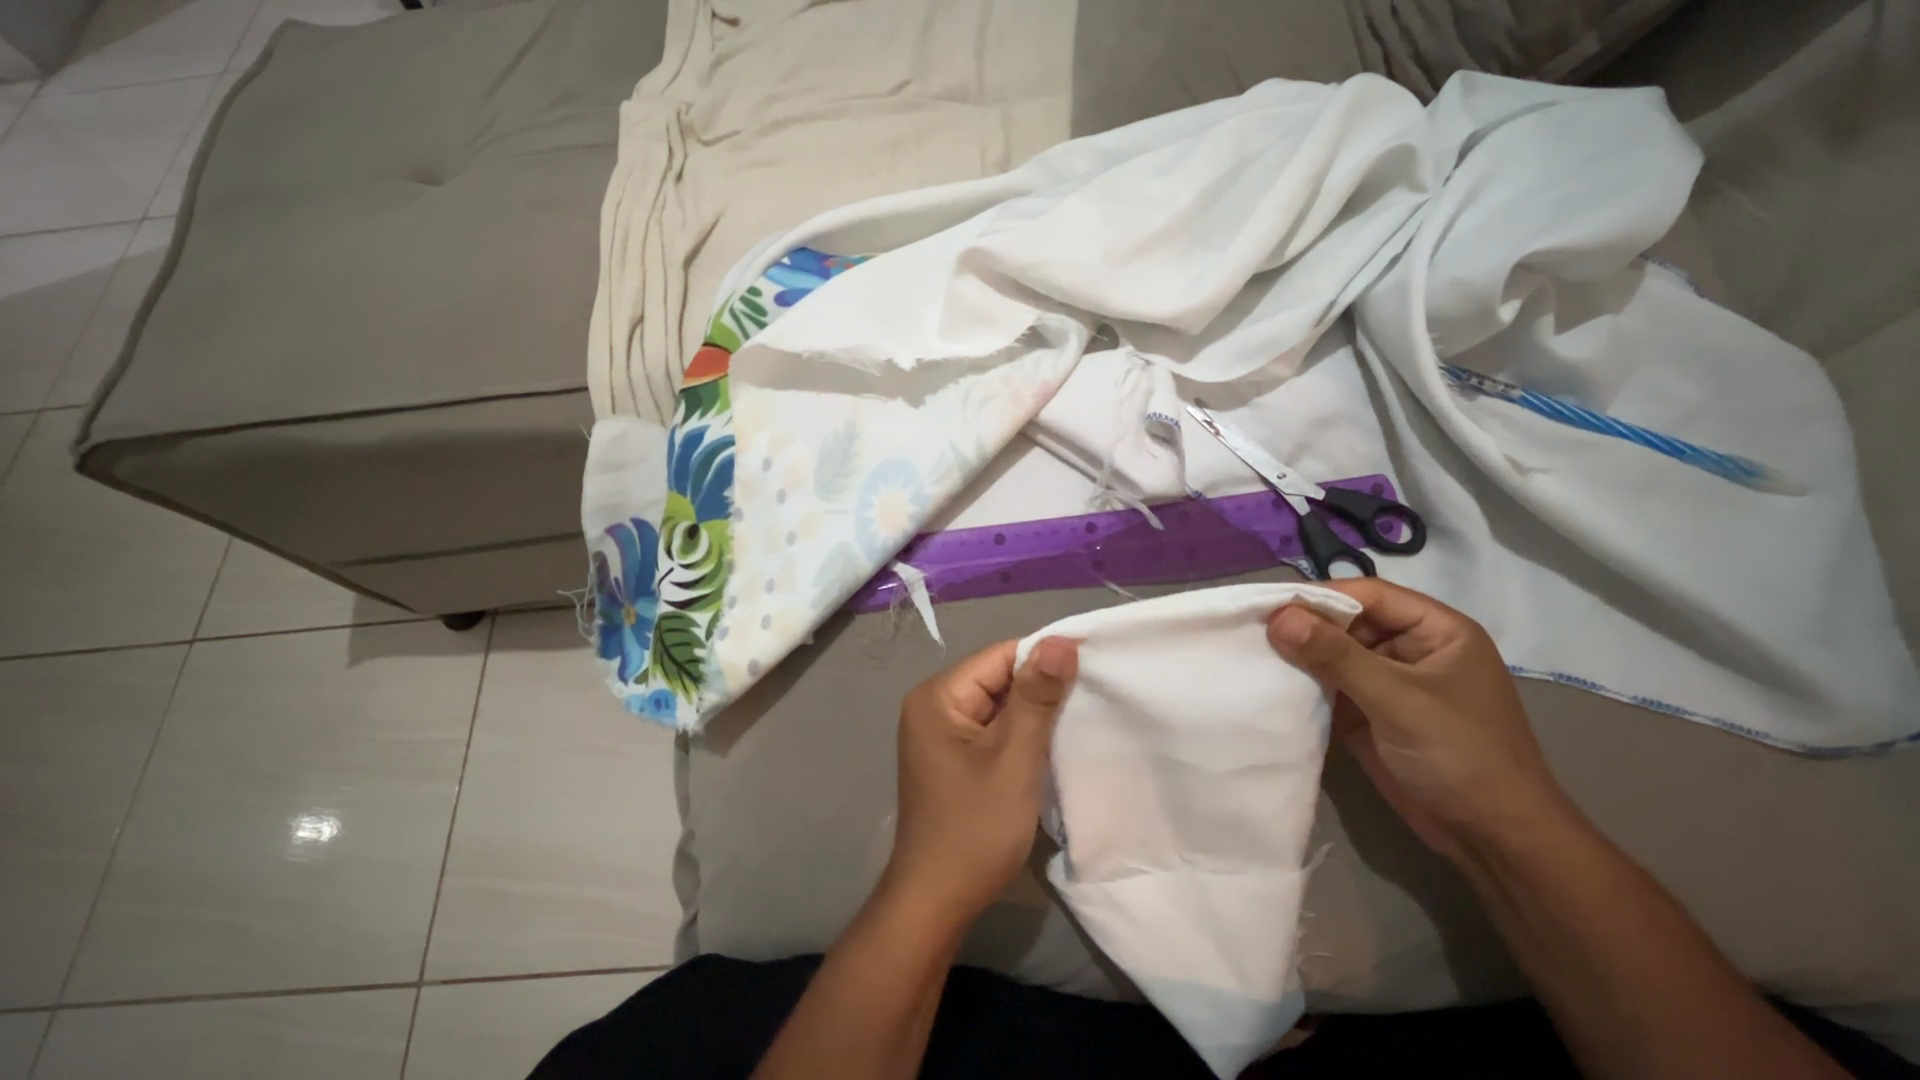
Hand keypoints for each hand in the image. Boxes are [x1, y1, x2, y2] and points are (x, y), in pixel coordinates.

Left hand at [883, 637, 1078, 928]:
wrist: (937, 900)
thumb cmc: (975, 828)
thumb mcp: (1014, 758)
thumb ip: (1037, 697)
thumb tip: (1062, 640)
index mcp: (937, 697)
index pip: (1001, 656)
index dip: (1047, 658)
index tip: (1095, 668)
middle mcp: (932, 707)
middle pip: (998, 678)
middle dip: (1042, 687)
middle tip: (1094, 698)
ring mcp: (940, 735)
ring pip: (999, 706)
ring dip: (1035, 714)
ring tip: (1081, 720)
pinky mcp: (952, 760)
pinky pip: (993, 731)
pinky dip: (1021, 736)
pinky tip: (1051, 747)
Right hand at [1266, 579, 1572, 861]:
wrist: (1490, 836)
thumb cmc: (1458, 754)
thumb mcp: (1397, 699)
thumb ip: (1337, 655)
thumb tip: (1279, 617)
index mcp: (1437, 631)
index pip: (1371, 595)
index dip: (1322, 597)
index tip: (1270, 605)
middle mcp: (1412, 650)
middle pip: (1349, 623)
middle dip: (1306, 627)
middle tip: (1252, 631)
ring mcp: (1390, 684)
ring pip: (1336, 656)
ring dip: (1300, 657)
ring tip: (1251, 654)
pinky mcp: (1370, 716)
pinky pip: (1331, 689)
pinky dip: (1304, 687)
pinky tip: (1269, 684)